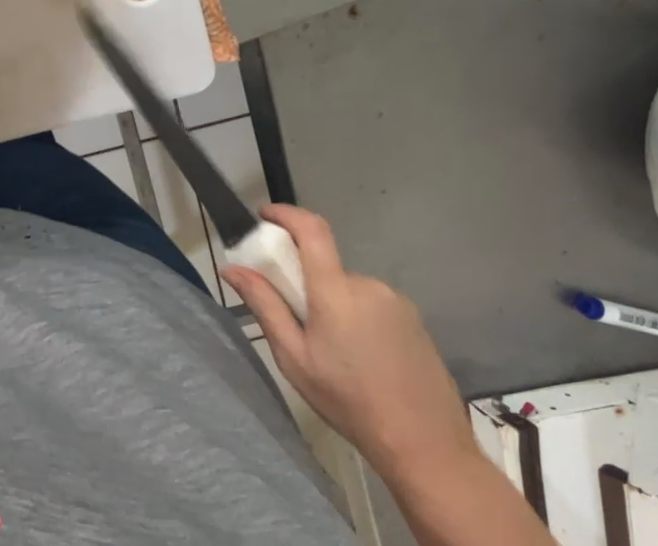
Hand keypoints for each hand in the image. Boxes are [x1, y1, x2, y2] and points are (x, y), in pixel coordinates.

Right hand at [225, 204, 474, 477]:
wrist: (425, 444)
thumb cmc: (348, 400)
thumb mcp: (293, 357)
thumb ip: (265, 306)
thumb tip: (233, 269)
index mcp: (337, 292)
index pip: (312, 231)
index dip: (286, 214)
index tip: (264, 216)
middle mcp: (369, 286)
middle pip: (326, 266)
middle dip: (304, 282)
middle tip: (293, 321)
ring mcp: (397, 302)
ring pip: (348, 288)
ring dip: (331, 303)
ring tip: (330, 350)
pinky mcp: (414, 321)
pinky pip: (372, 304)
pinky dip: (355, 317)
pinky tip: (359, 358)